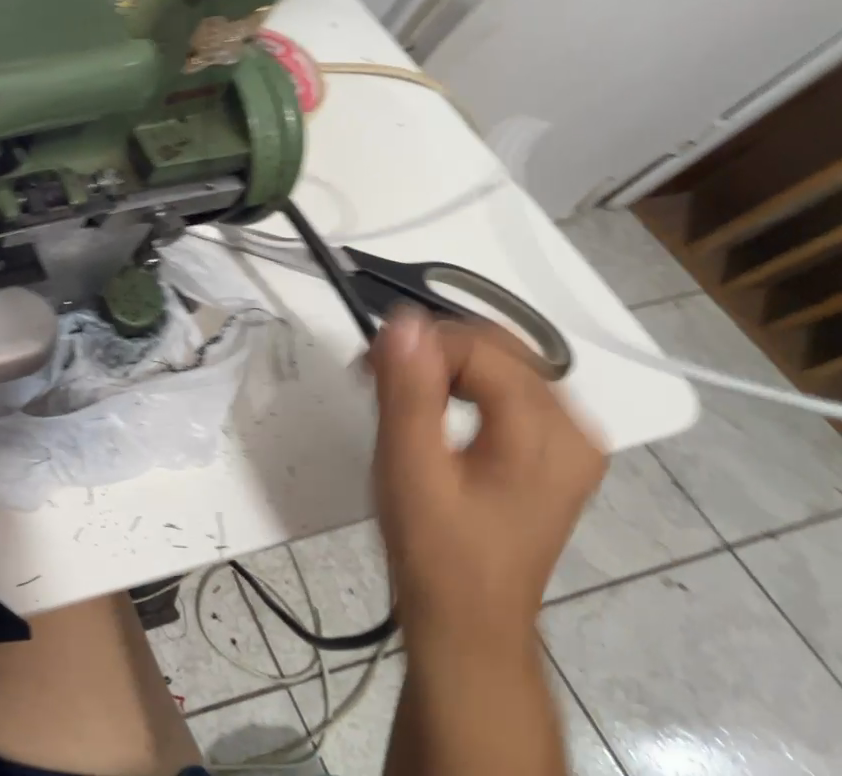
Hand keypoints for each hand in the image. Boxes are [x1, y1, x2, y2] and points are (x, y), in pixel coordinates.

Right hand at [369, 309, 605, 651]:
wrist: (467, 619)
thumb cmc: (435, 547)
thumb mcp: (411, 467)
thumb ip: (408, 392)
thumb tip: (402, 322)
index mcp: (548, 432)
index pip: (482, 349)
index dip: (420, 345)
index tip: (365, 367)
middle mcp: (575, 429)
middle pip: (503, 350)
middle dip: (433, 350)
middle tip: (375, 375)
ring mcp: (571, 444)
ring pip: (506, 367)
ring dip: (446, 366)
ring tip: (396, 391)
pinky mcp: (554, 457)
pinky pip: (511, 394)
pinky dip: (465, 387)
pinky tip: (431, 410)